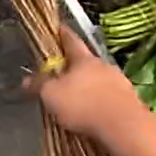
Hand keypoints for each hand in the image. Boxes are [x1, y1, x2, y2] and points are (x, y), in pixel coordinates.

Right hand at [27, 25, 143, 139]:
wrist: (124, 127)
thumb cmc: (83, 105)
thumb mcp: (51, 95)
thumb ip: (39, 85)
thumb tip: (26, 79)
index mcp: (84, 59)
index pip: (71, 41)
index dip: (62, 34)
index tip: (58, 28)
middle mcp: (104, 66)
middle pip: (85, 62)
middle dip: (73, 68)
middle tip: (60, 75)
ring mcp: (120, 83)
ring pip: (98, 80)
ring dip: (87, 86)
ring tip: (75, 99)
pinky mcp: (129, 101)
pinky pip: (108, 97)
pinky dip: (98, 101)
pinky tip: (91, 113)